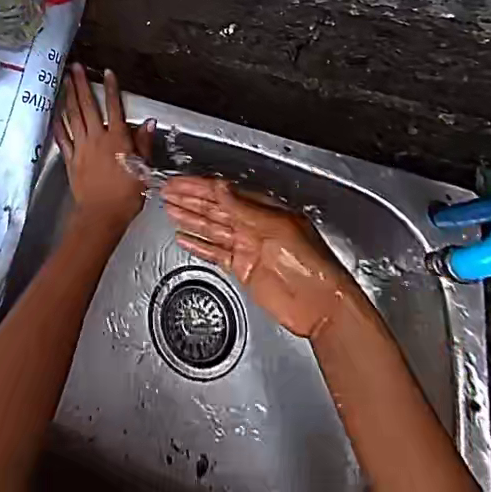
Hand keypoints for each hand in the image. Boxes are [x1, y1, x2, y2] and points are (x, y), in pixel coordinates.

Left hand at [53, 64, 152, 229]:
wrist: (102, 215)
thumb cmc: (127, 195)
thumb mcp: (144, 168)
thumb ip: (144, 144)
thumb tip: (148, 123)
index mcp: (118, 139)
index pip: (114, 107)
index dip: (111, 88)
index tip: (107, 72)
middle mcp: (97, 138)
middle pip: (88, 106)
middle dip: (81, 84)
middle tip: (76, 67)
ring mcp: (81, 148)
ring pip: (73, 116)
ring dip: (69, 97)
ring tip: (66, 81)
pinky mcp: (71, 159)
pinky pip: (63, 138)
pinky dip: (59, 125)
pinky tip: (56, 114)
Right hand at [162, 176, 360, 337]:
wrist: (324, 308)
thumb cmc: (312, 266)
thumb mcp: (277, 229)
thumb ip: (244, 209)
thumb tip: (220, 187)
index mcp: (263, 209)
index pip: (224, 193)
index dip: (199, 187)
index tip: (178, 183)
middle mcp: (254, 225)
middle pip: (215, 208)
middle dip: (189, 199)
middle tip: (166, 192)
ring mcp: (248, 247)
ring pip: (212, 228)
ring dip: (190, 218)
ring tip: (170, 210)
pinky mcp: (244, 268)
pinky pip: (216, 253)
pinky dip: (199, 245)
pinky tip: (184, 238)